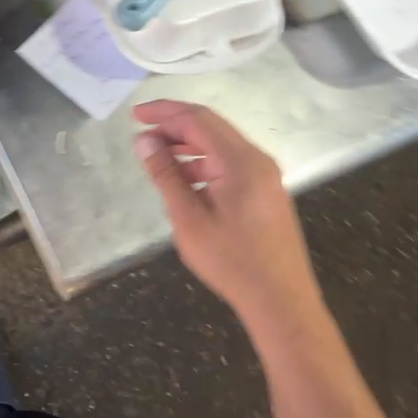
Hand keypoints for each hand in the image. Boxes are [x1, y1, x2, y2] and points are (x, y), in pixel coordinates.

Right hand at [132, 100, 320, 328]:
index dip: (164, 113)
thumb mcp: (188, 218)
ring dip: (188, 141)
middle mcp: (257, 161)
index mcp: (240, 162)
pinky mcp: (267, 192)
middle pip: (211, 125)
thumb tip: (145, 140)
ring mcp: (266, 177)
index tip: (135, 116)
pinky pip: (231, 161)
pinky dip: (203, 159)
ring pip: (221, 143)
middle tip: (142, 127)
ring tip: (158, 153)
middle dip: (174, 122)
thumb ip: (166, 174)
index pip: (198, 120)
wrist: (282, 304)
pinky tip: (185, 177)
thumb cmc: (232, 261)